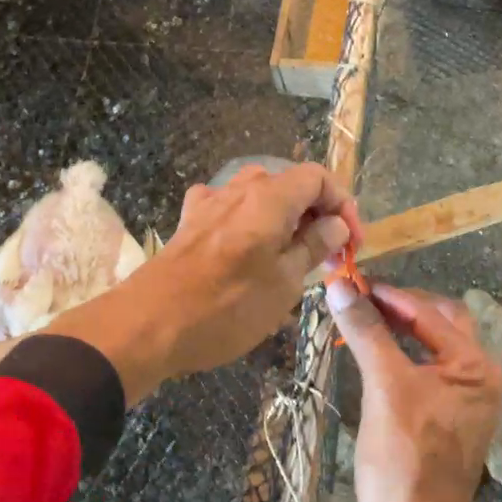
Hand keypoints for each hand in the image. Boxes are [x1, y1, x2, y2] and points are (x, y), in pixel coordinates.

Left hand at [50, 162, 359, 402]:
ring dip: (284, 220)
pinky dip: (250, 223)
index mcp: (270, 196)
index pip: (319, 178)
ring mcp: (210, 202)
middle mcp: (240, 188)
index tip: (352, 243)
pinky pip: (231, 209)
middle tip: (329, 256)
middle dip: (317, 215)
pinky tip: (249, 249)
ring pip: (261, 197)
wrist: (149, 323)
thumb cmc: (227, 306)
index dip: (343, 204)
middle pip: (290, 185)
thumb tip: (336, 222)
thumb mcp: (285, 282)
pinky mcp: (190, 222)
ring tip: (293, 258)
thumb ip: (314, 245)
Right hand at [329, 282, 501, 501]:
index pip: (428, 311)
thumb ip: (366, 331)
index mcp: (476, 364)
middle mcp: (479, 374)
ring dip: (399, 327)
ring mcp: (465, 396)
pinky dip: (401, 352)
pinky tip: (373, 350)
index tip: (351, 281)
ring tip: (361, 317)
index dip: (388, 293)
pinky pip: (425, 367)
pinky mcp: (447, 414)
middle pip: (437, 321)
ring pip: (431, 344)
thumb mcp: (384, 386)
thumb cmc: (404, 457)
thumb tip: (339, 286)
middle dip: (399, 306)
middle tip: (359, 297)